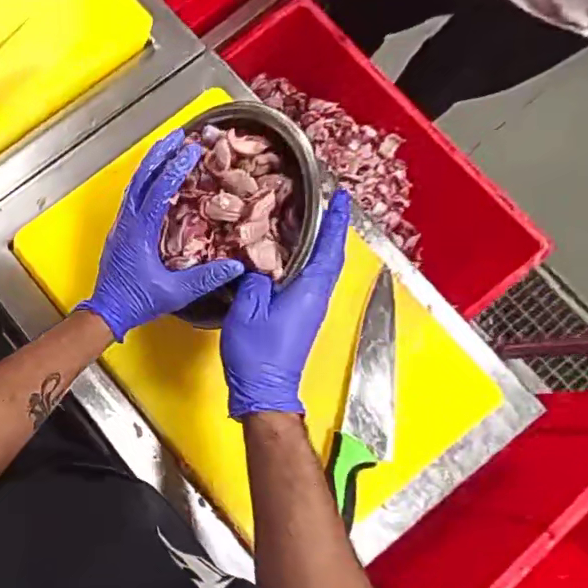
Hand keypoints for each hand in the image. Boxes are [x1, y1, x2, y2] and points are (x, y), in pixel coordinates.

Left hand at [77, 130, 244, 339]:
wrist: (106, 312)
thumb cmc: (136, 302)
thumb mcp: (175, 293)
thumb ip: (205, 278)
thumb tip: (236, 266)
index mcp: (139, 233)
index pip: (158, 191)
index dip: (176, 168)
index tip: (191, 149)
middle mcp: (126, 224)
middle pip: (141, 180)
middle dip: (159, 155)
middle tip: (178, 135)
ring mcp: (120, 226)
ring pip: (134, 187)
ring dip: (150, 165)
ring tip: (167, 147)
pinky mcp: (119, 232)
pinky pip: (132, 198)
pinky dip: (145, 182)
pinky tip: (155, 178)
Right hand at [220, 189, 350, 418]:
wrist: (263, 389)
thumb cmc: (256, 353)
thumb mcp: (246, 311)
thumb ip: (254, 282)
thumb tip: (258, 266)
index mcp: (308, 291)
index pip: (329, 249)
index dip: (336, 222)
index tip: (340, 198)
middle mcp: (315, 298)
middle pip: (329, 256)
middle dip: (328, 230)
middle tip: (320, 207)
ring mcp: (309, 310)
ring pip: (319, 269)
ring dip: (316, 246)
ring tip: (301, 226)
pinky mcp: (299, 319)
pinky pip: (307, 282)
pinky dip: (303, 263)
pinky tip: (285, 259)